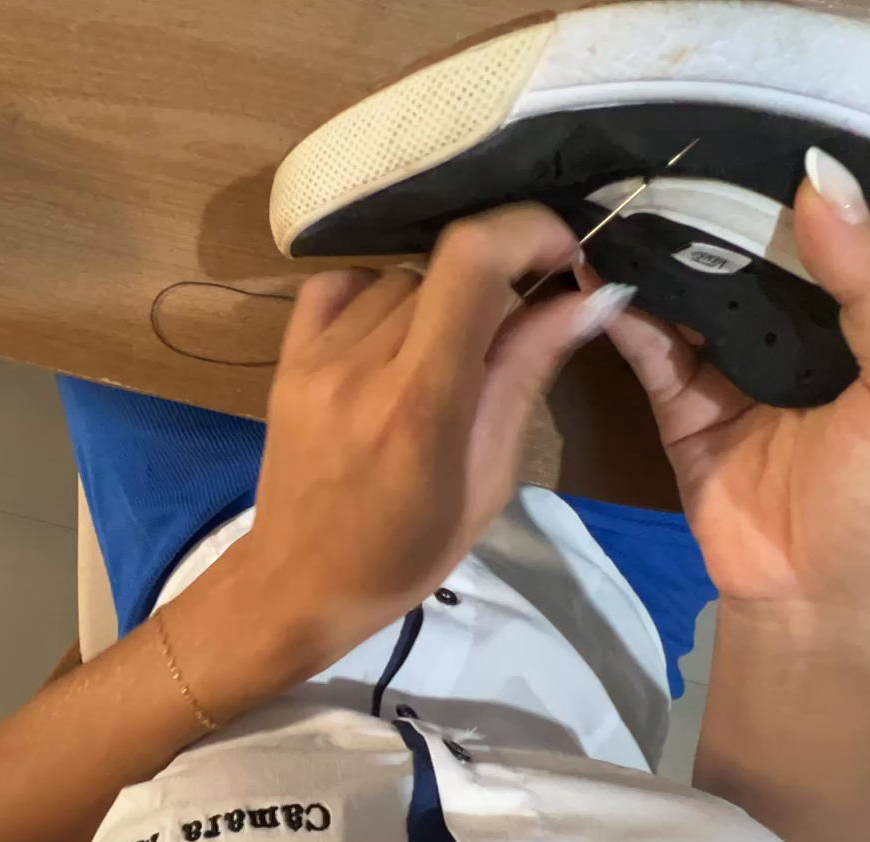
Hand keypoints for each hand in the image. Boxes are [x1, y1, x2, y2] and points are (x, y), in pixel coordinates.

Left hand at [234, 204, 633, 662]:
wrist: (300, 582)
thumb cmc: (404, 553)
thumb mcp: (485, 481)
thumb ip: (523, 378)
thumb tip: (584, 299)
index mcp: (420, 402)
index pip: (471, 260)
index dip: (526, 231)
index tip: (559, 254)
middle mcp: (360, 365)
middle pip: (440, 267)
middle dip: (489, 285)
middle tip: (502, 334)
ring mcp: (313, 360)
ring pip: (394, 278)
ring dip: (433, 302)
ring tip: (436, 358)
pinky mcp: (284, 363)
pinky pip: (334, 287)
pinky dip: (373, 295)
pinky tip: (384, 336)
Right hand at [598, 149, 869, 623]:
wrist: (814, 597)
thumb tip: (820, 180)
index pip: (842, 229)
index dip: (804, 181)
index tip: (751, 126)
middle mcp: (807, 330)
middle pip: (758, 254)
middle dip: (719, 210)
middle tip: (668, 156)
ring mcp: (734, 366)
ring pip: (696, 295)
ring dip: (662, 256)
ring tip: (622, 206)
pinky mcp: (679, 403)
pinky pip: (650, 349)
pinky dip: (627, 315)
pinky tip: (601, 275)